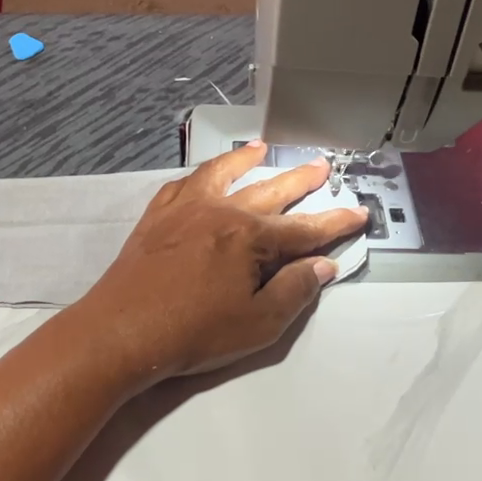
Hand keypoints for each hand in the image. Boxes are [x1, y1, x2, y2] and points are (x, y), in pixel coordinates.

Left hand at [66, 142, 368, 382]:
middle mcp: (222, 211)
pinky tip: (207, 174)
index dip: (335, 223)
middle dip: (300, 181)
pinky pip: (186, 183)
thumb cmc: (195, 332)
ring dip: (247, 160)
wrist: (122, 329)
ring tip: (263, 148)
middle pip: (270, 191)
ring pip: (224, 173)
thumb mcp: (258, 324)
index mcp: (251, 238)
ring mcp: (186, 208)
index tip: (359, 211)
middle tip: (321, 165)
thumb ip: (295, 291)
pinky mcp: (158, 215)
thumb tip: (323, 264)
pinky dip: (203, 174)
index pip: (304, 229)